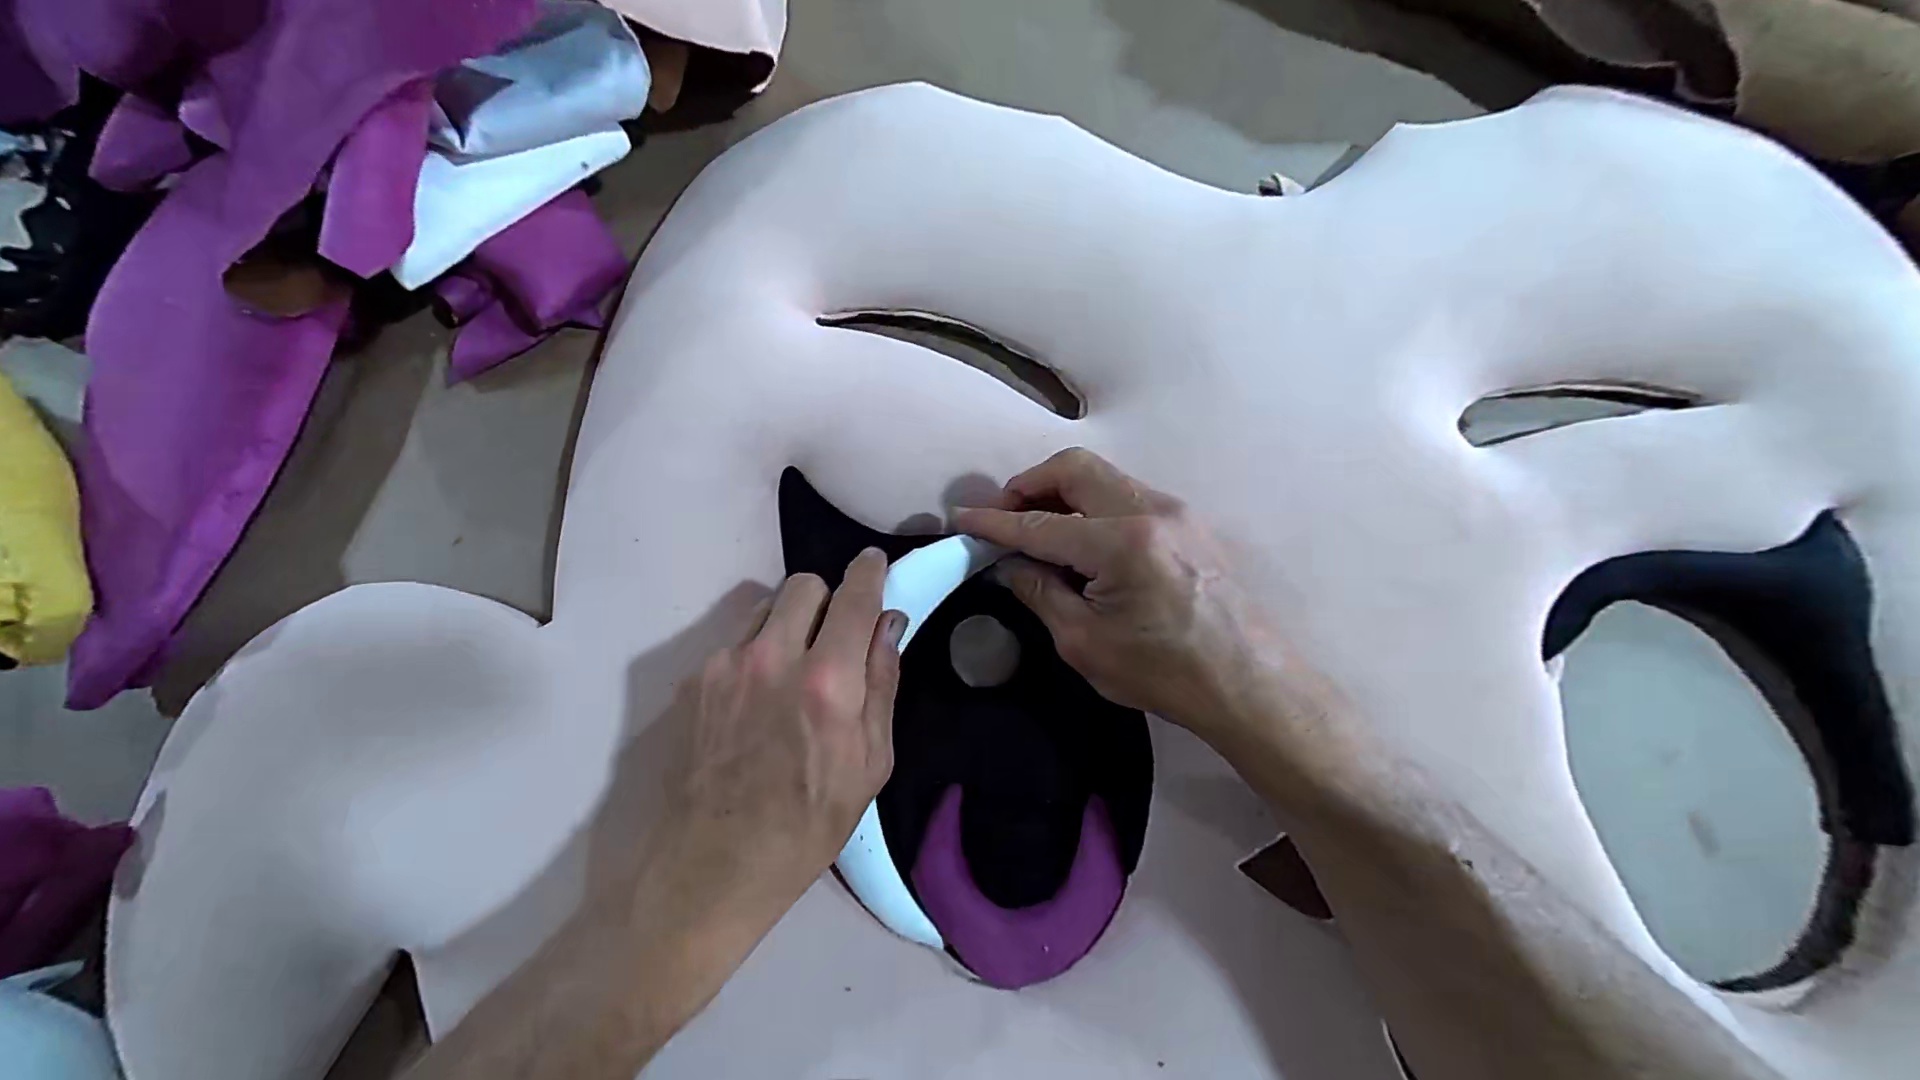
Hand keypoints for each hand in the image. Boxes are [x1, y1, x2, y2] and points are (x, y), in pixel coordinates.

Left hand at [664, 549, 906, 912]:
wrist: (713, 866)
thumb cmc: (809, 823)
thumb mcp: (872, 762)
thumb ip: (882, 681)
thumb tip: (889, 622)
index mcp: (828, 682)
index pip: (854, 597)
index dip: (869, 571)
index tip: (874, 564)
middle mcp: (773, 658)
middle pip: (805, 584)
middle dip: (828, 598)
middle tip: (834, 634)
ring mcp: (725, 666)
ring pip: (767, 604)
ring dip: (790, 619)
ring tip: (793, 664)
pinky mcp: (694, 680)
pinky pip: (736, 638)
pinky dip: (758, 647)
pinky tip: (757, 694)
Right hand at [954, 449, 1324, 749]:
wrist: (1251, 685)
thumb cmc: (1165, 674)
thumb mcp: (1084, 643)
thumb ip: (1040, 592)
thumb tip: (1009, 564)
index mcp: (1121, 543)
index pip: (1040, 523)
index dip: (994, 521)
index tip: (962, 518)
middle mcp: (1151, 510)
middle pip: (1074, 468)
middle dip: (1028, 485)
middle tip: (1004, 517)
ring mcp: (1177, 511)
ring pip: (1103, 477)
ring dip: (1062, 492)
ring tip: (1039, 530)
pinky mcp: (1190, 523)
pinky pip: (1127, 495)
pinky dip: (1093, 506)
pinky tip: (1083, 542)